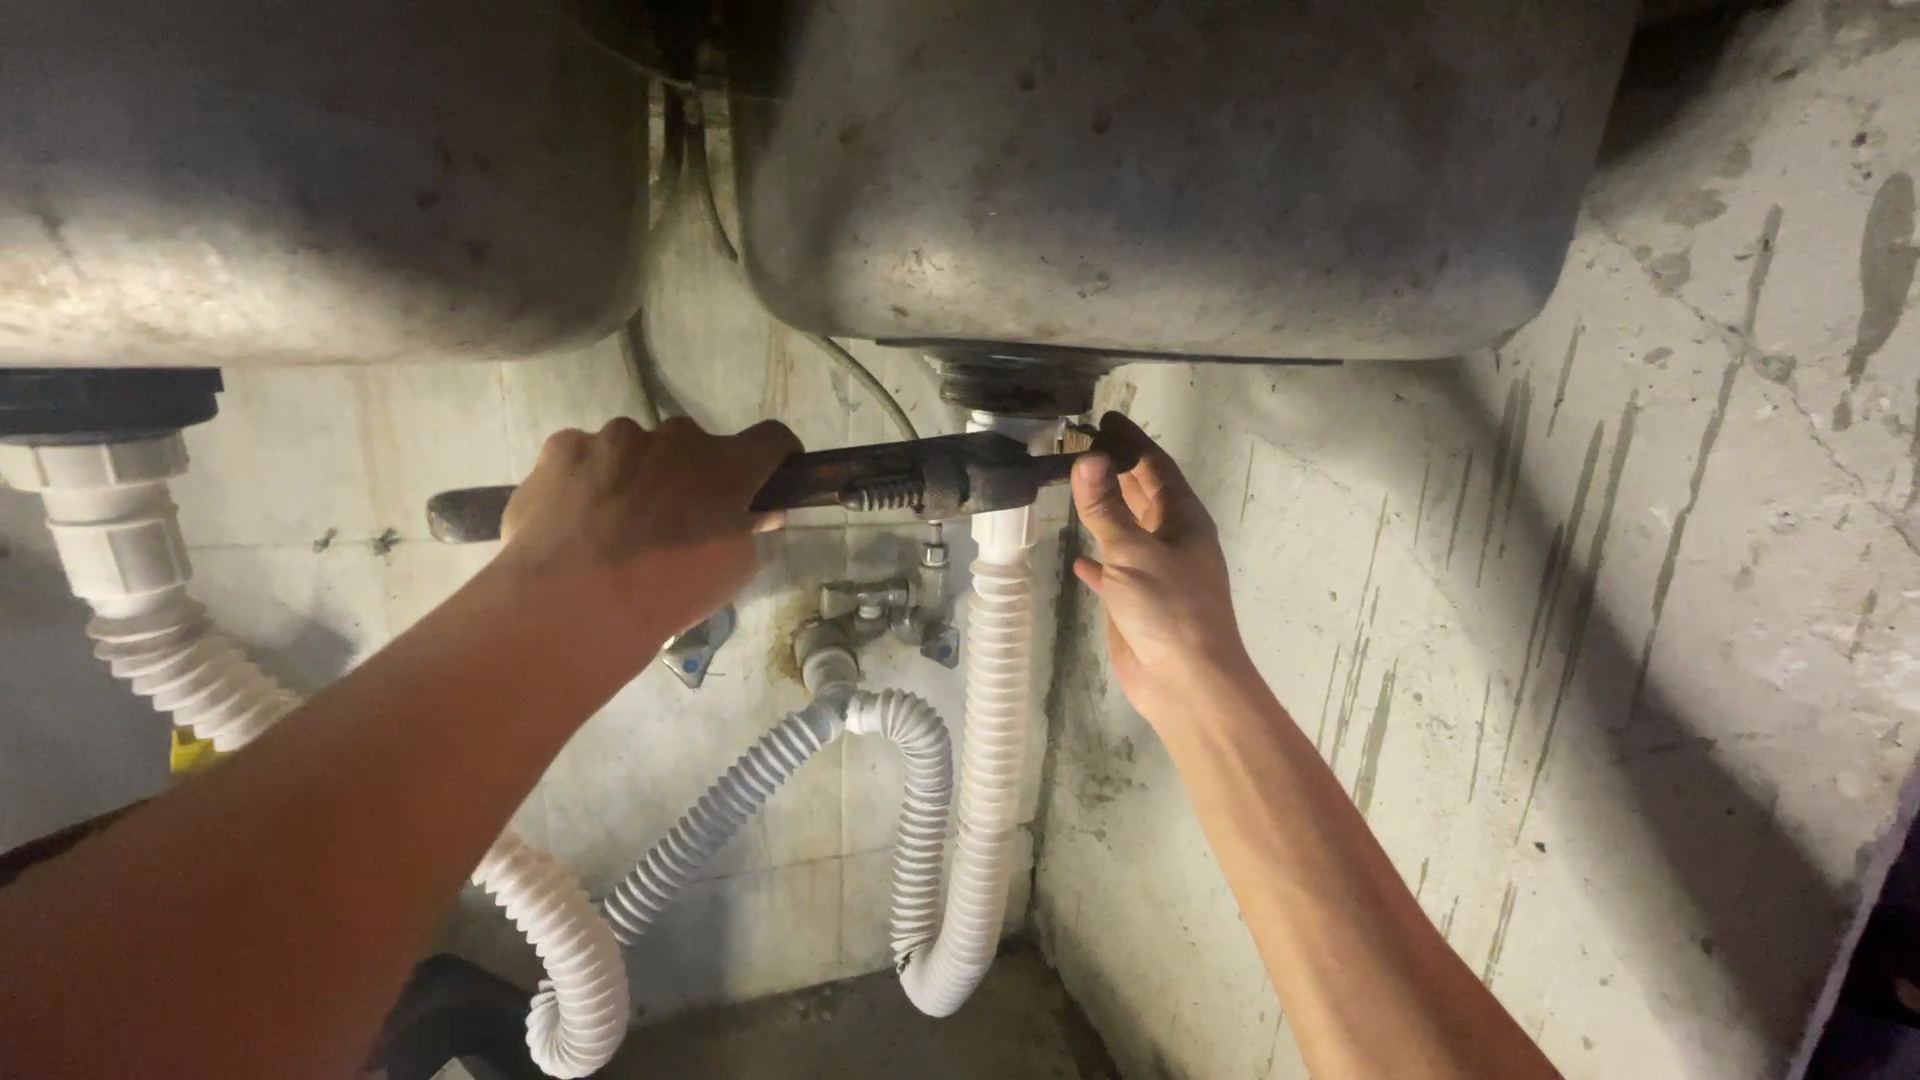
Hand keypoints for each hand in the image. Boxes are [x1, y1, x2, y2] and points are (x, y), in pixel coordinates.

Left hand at [492, 415, 799, 656]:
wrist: (576, 605)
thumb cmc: (670, 592)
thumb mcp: (733, 570)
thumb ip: (748, 531)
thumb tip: (750, 515)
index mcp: (727, 466)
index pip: (771, 439)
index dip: (775, 455)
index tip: (767, 476)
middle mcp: (676, 438)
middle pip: (694, 446)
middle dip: (690, 474)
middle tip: (675, 518)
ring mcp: (615, 437)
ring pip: (635, 448)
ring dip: (636, 475)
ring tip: (614, 525)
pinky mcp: (563, 447)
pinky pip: (585, 455)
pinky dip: (588, 479)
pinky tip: (576, 518)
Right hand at [1071, 412, 1252, 724]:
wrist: (1186, 682)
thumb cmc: (1169, 609)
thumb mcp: (1134, 552)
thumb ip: (1106, 508)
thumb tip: (1087, 458)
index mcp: (1182, 520)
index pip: (1156, 468)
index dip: (1132, 442)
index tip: (1105, 420)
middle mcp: (1171, 540)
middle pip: (1142, 494)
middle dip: (1116, 470)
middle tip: (1080, 445)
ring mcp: (1154, 572)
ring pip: (1127, 530)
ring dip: (1105, 510)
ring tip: (1074, 486)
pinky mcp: (1136, 603)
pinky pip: (1114, 571)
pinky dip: (1098, 561)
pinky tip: (1079, 558)